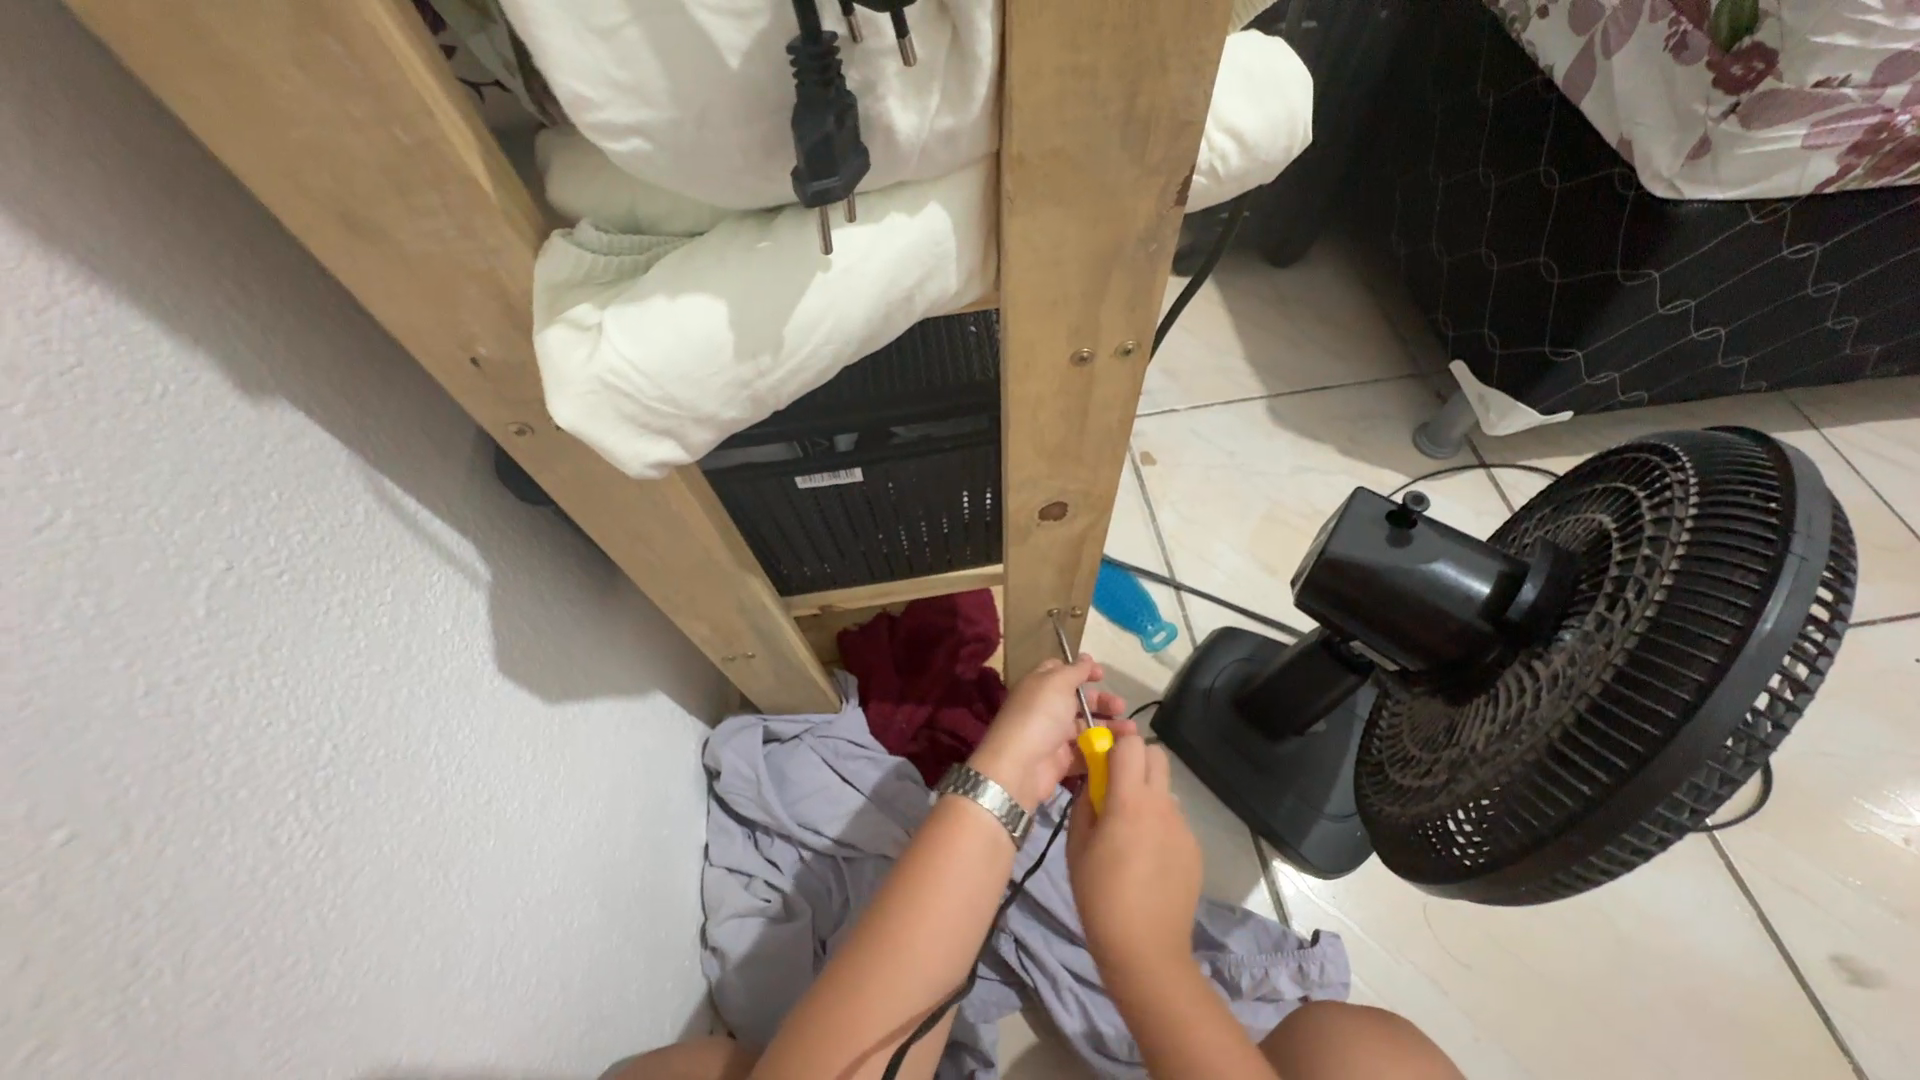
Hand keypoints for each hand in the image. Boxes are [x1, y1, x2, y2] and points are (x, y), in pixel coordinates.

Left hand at [968, 655, 1124, 812]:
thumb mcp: (1057, 682)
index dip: (1082, 671)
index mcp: (1040, 686)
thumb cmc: (1039, 715)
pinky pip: (1086, 753)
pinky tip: (1121, 750)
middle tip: (1121, 707)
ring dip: (1109, 727)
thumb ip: (1075, 670)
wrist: (1021, 766)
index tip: (1103, 675)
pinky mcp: (1061, 761)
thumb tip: (1085, 657)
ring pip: (1086, 728)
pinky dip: (1102, 751)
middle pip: (1079, 701)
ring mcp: (1053, 736)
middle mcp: (1046, 709)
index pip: (1061, 672)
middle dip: (1102, 702)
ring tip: (1131, 732)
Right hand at [1066, 730, 1202, 979]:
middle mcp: (1162, 805)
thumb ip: (1085, 803)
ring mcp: (1183, 827)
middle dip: (1135, 760)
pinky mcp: (1195, 849)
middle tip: (1116, 788)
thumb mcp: (1076, 846)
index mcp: (1130, 801)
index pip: (1130, 744)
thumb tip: (1093, 781)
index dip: (1115, 743)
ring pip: (1165, 790)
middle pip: (1156, 755)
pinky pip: (1174, 821)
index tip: (1100, 757)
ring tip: (1130, 834)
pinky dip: (1159, 826)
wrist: (1146, 948)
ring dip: (1147, 796)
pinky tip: (1147, 861)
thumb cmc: (1099, 896)